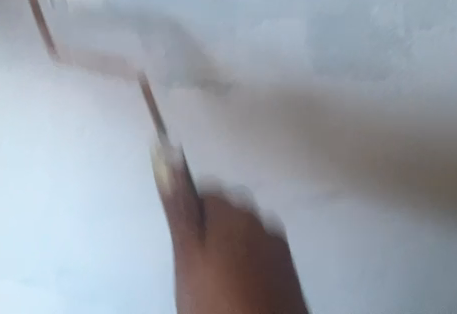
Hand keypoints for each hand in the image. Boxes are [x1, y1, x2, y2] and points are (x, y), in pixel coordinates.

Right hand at [156, 150, 308, 313]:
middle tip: (200, 266)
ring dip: (233, 248)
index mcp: (233, 210)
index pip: (205, 189)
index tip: (187, 242)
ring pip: (246, 234)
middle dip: (212, 230)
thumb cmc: (218, 299)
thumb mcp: (186, 253)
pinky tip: (242, 290)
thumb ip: (178, 205)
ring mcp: (278, 246)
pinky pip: (262, 255)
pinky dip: (252, 265)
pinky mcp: (289, 271)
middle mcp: (260, 219)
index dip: (192, 215)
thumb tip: (167, 158)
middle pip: (227, 210)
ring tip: (221, 282)